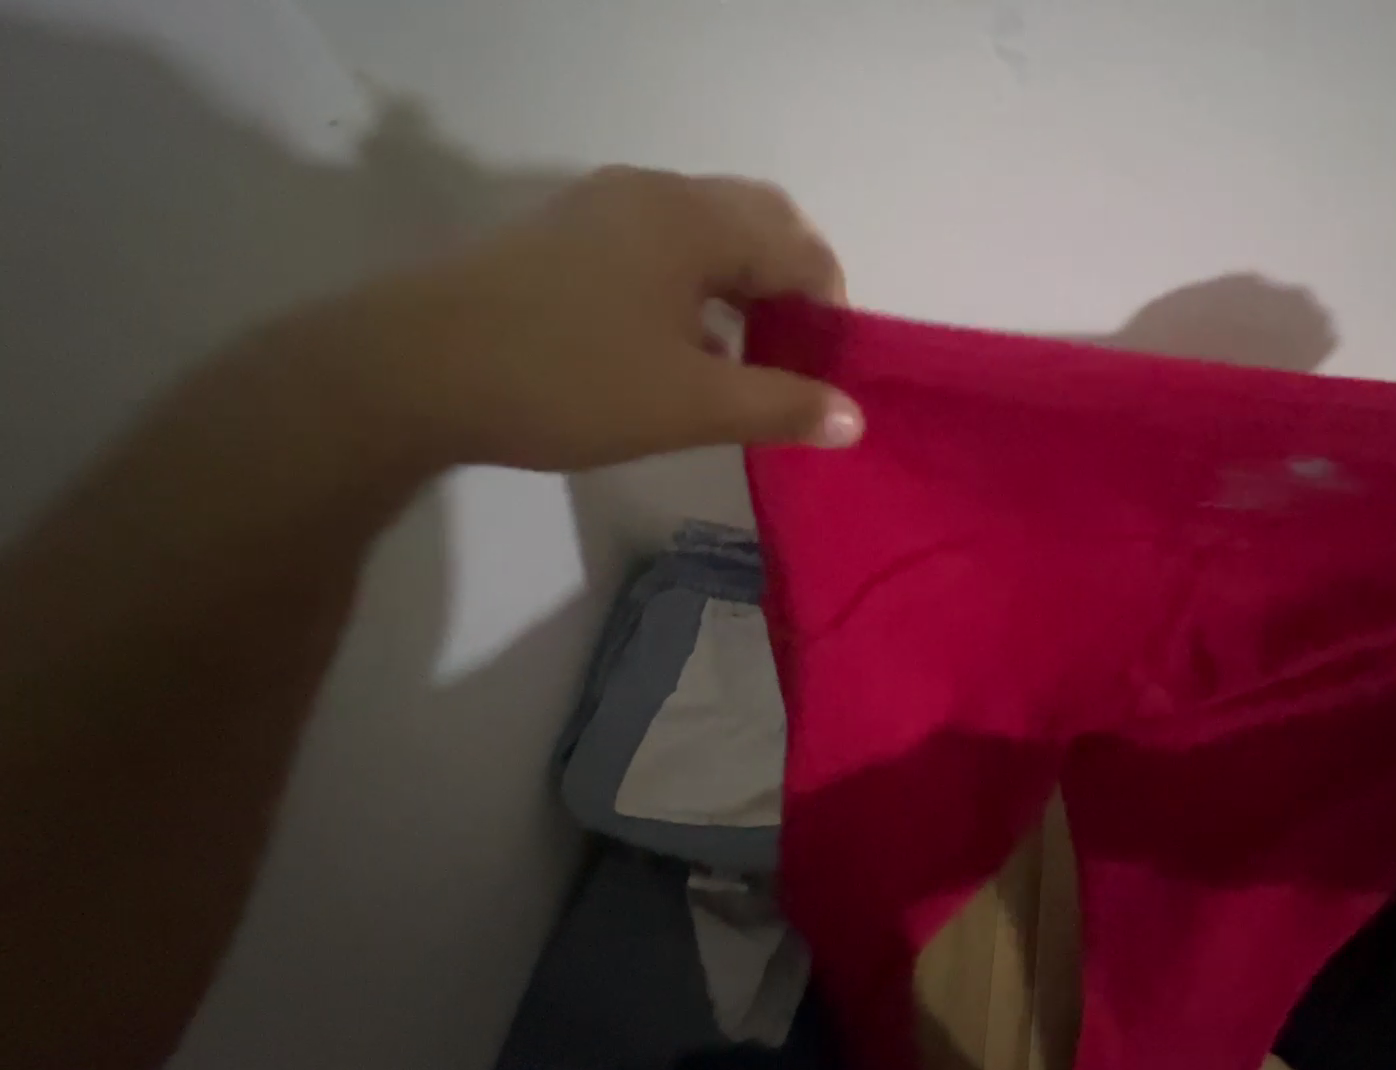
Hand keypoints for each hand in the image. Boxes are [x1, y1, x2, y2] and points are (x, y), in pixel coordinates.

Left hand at [312, 167, 862, 471]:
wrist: (410, 373)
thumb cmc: (570, 382)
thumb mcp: (692, 406)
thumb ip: (782, 407)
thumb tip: (855, 419)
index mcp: (694, 221)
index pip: (802, 249)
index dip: (832, 308)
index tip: (827, 367)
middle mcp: (654, 193)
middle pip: (760, 219)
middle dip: (793, 282)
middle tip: (794, 349)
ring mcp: (602, 206)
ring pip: (708, 227)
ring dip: (744, 280)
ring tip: (744, 349)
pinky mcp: (566, 233)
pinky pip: (661, 241)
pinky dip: (696, 280)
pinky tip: (678, 340)